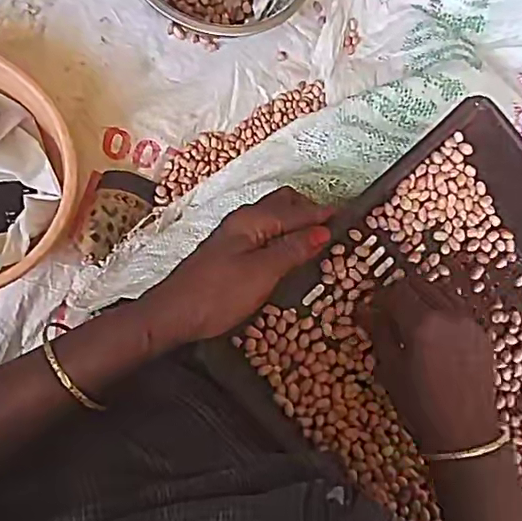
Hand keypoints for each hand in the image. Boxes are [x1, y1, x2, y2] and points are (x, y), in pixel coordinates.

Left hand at [138, 187, 332, 346]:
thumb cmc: (218, 295)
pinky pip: (265, 234)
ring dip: (296, 224)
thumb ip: (293, 250)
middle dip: (309, 212)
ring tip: (318, 240)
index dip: (323, 214)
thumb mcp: (262, 273)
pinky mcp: (229, 253)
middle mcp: (242, 221)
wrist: (172, 315)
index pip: (296, 211)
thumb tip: (322, 231)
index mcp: (252, 220)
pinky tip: (290, 254)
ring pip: (273, 219)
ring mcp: (233, 236)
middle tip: (334, 229)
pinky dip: (283, 237)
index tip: (350, 217)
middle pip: (283, 205)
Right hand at [365, 275, 501, 455]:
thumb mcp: (390, 369)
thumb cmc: (420, 404)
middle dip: (401, 293)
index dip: (381, 297)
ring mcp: (469, 321)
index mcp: (422, 323)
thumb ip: (379, 332)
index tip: (374, 309)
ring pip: (441, 290)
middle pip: (420, 284)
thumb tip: (364, 310)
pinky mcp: (481, 332)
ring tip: (412, 318)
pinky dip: (443, 306)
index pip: (396, 291)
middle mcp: (448, 314)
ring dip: (424, 296)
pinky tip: (435, 327)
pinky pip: (459, 306)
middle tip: (390, 312)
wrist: (464, 432)